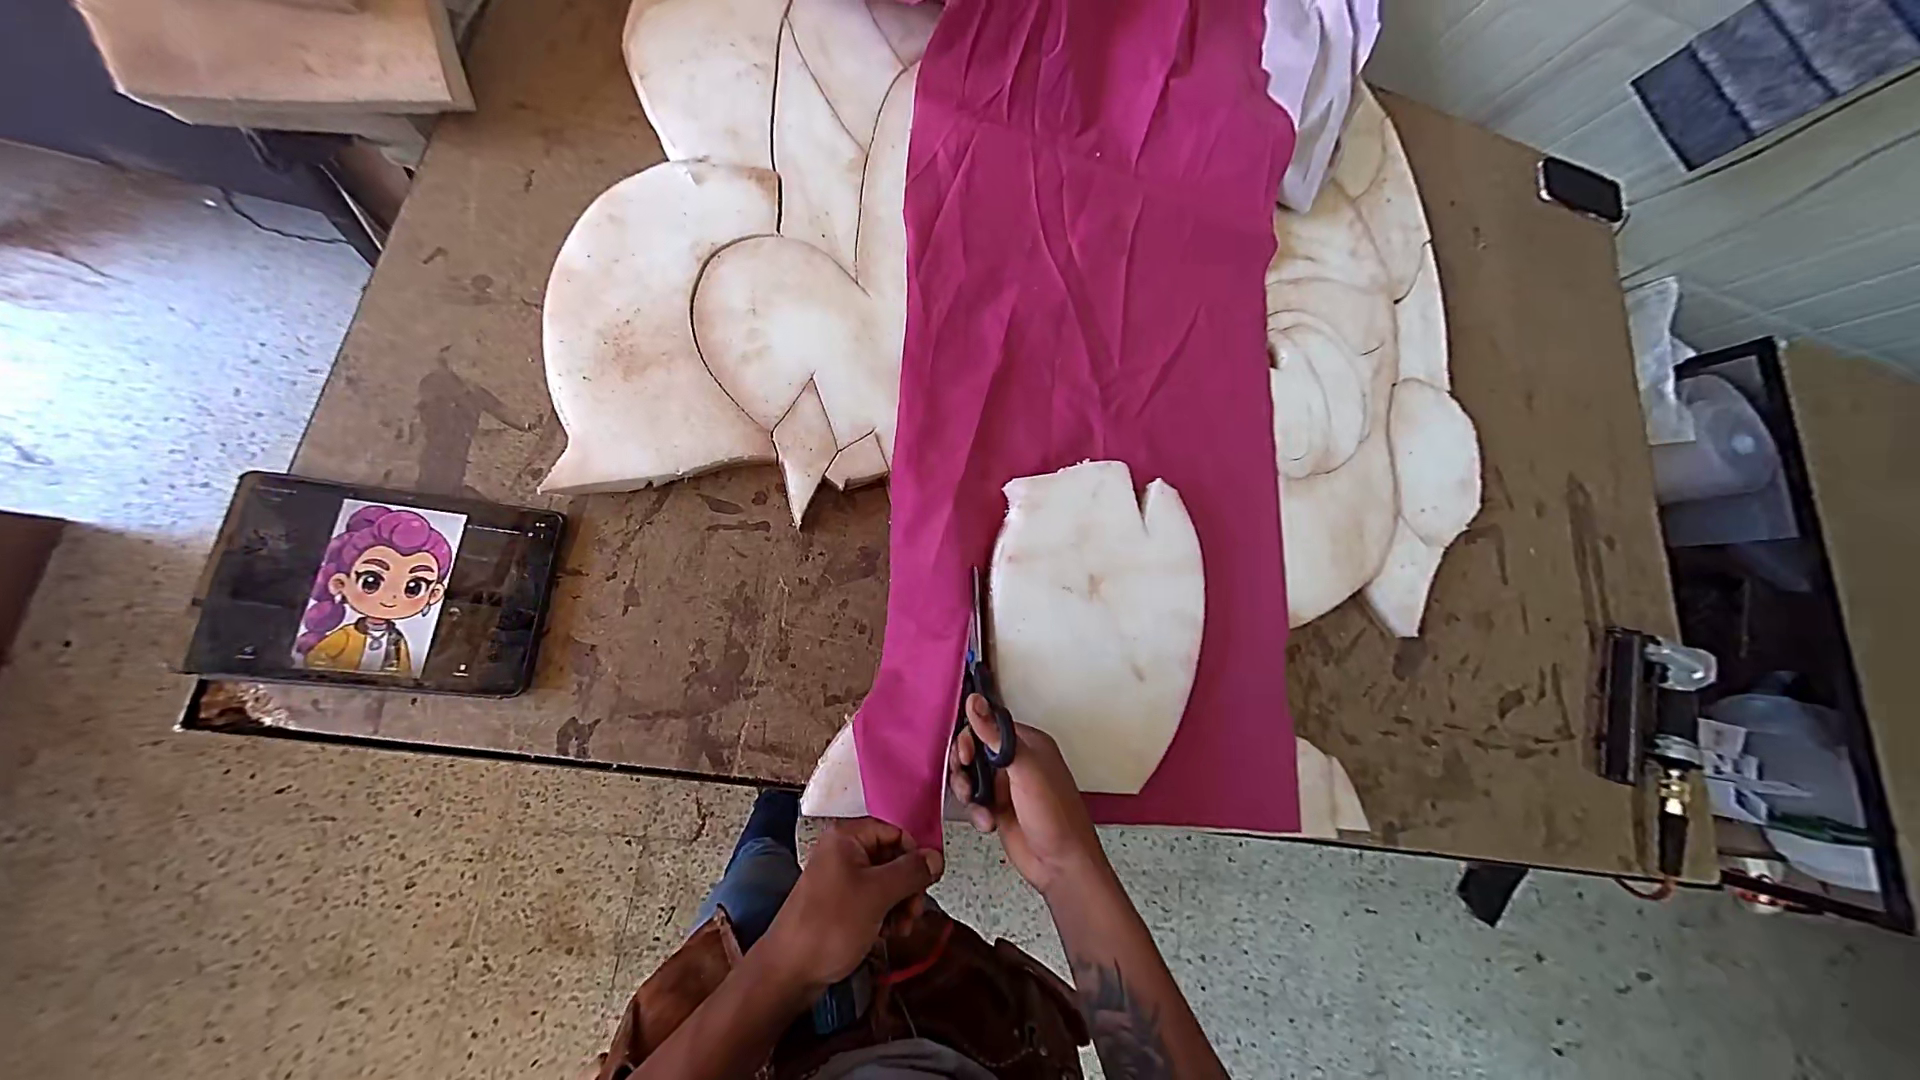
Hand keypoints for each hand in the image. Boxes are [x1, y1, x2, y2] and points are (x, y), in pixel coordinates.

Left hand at [758, 818, 943, 992]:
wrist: (788, 973)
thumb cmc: (829, 926)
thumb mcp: (878, 894)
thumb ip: (911, 872)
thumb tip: (936, 857)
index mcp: (847, 836)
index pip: (895, 831)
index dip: (915, 854)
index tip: (927, 880)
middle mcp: (843, 850)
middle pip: (893, 856)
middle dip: (908, 884)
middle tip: (913, 910)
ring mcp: (841, 877)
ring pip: (886, 880)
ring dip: (900, 903)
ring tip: (901, 927)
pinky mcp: (840, 902)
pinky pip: (874, 898)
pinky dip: (886, 913)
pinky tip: (888, 932)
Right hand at [949, 694, 1109, 898]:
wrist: (1061, 867)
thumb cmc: (1055, 816)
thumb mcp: (1024, 770)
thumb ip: (997, 736)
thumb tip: (976, 702)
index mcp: (1028, 743)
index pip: (989, 724)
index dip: (972, 736)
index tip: (965, 754)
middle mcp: (1017, 761)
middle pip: (975, 749)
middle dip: (964, 766)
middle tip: (967, 783)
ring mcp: (1007, 785)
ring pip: (970, 774)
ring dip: (967, 789)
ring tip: (976, 802)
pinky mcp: (998, 807)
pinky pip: (973, 799)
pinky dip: (975, 810)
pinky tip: (987, 822)